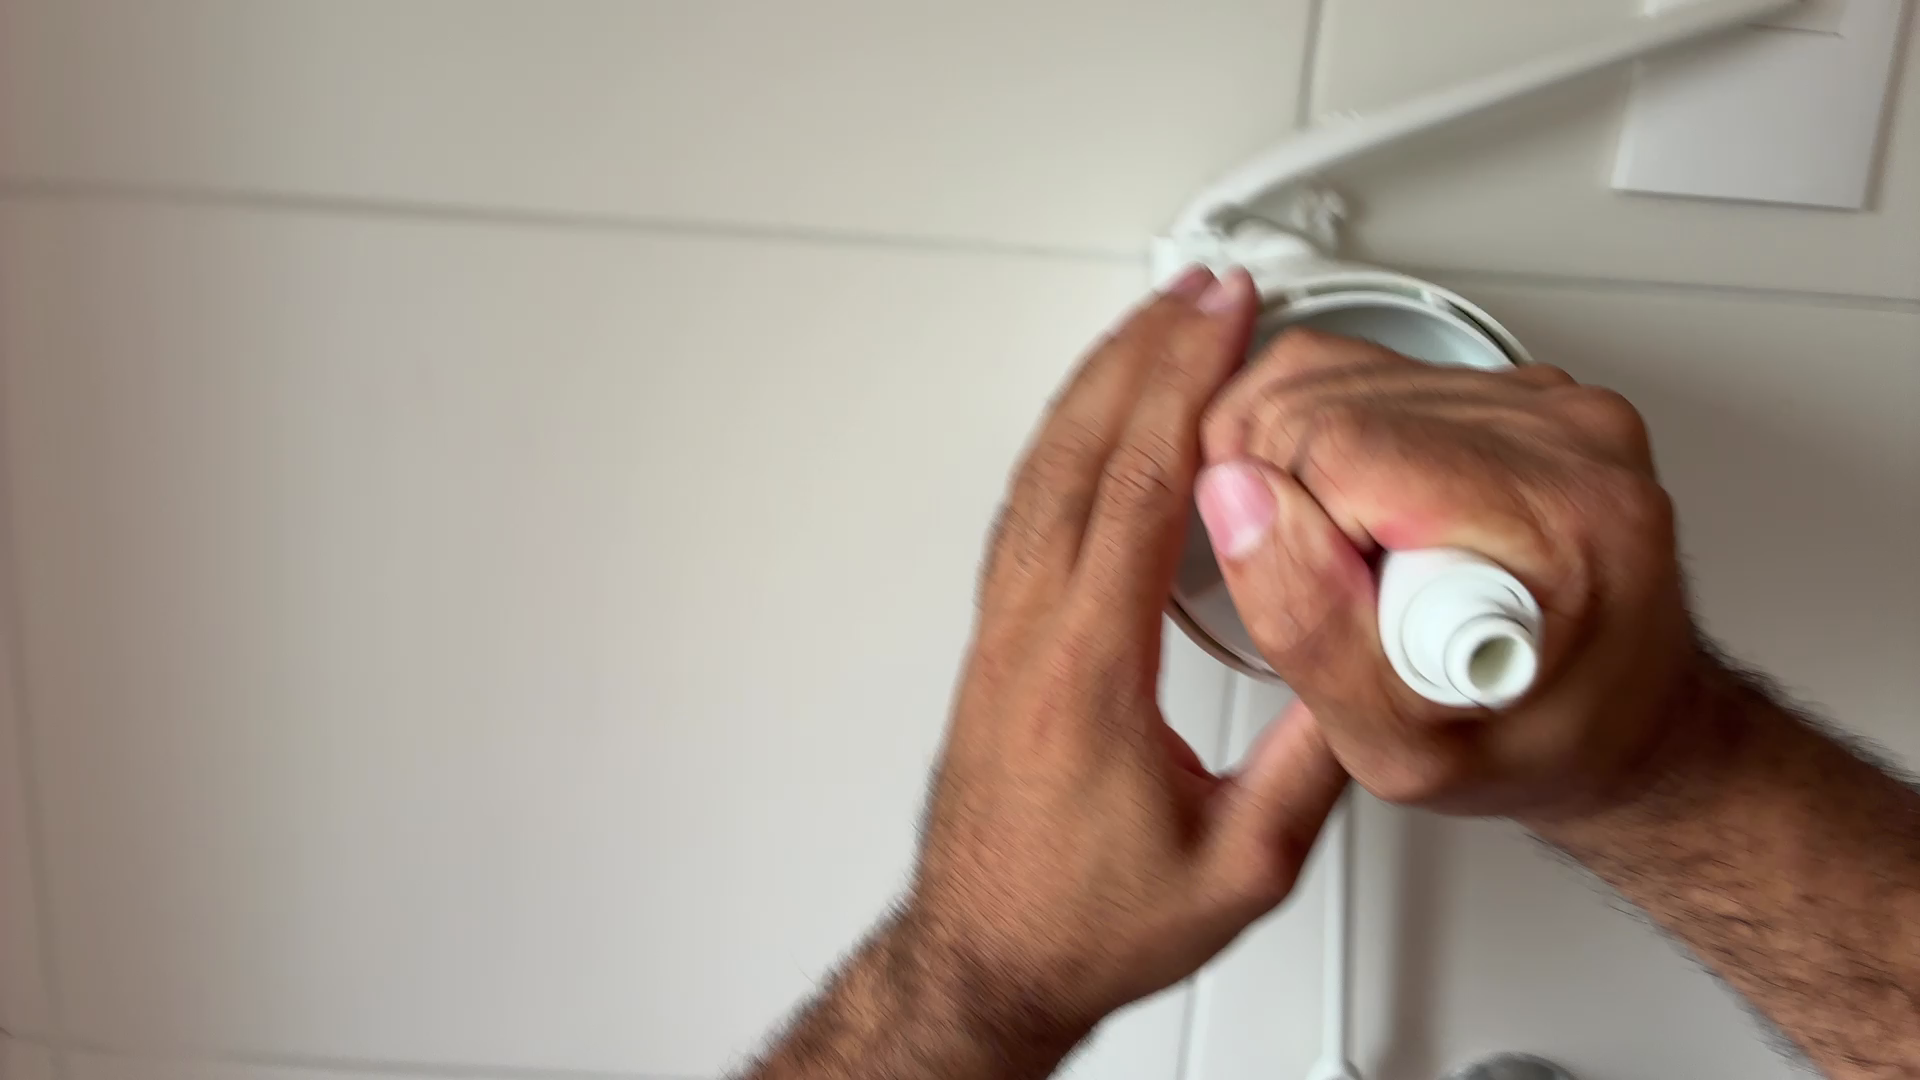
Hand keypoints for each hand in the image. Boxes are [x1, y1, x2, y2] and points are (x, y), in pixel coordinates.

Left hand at [903, 269, 1348, 1049]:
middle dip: (1142, 357)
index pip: (1138, 487)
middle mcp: (1030, 630)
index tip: (1220, 319)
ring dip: (1096, 389)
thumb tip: (1357, 675)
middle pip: (1081, 453)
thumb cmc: (1082, 915)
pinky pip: (1025, 509)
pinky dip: (1062, 444)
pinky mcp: (996, 634)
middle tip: (1191, 294)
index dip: (1185, 386)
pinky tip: (1089, 422)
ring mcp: (1002, 625)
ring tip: (1145, 331)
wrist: (989, 945)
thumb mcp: (1238, 864)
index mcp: (1088, 672)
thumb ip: (1310, 763)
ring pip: (1041, 471)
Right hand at [1193, 331, 1693, 818]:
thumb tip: (1233, 494)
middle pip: (1314, 399)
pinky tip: (1325, 501)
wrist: (1604, 715)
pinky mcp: (1484, 387)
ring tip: (1328, 546)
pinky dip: (1293, 434)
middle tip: (1322, 580)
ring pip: (1309, 373)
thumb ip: (1304, 622)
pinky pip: (1335, 369)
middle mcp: (1554, 431)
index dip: (1280, 524)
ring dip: (1276, 461)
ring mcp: (1521, 398)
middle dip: (1270, 491)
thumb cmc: (1520, 736)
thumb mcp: (1393, 741)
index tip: (1322, 596)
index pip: (1336, 444)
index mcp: (1557, 515)